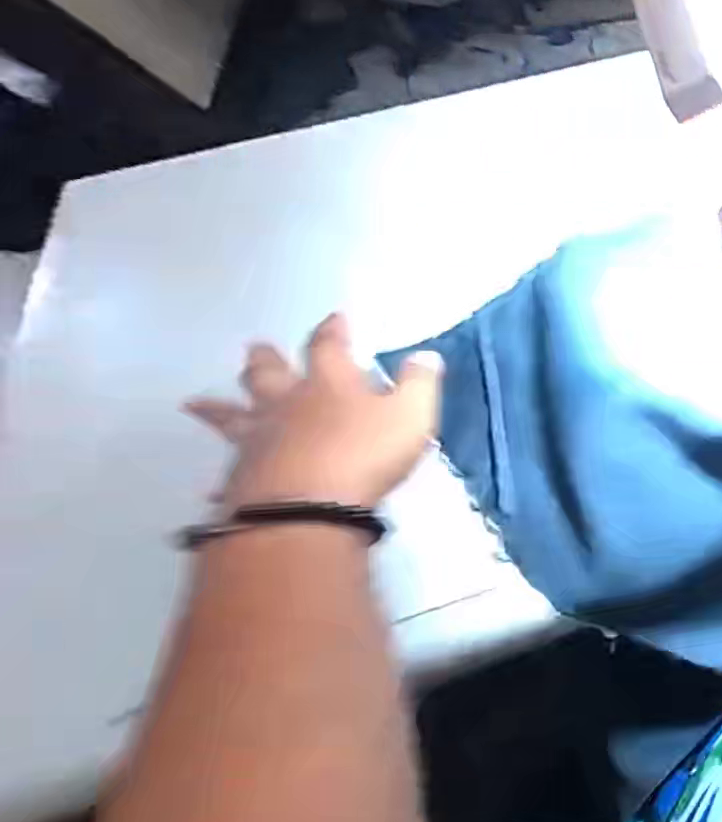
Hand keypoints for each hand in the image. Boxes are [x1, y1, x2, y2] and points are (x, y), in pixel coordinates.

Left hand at [184, 314, 442, 509]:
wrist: (308, 504)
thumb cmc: (368, 451)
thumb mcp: (413, 414)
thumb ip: (420, 384)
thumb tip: (425, 355)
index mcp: (330, 385)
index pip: (329, 348)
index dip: (333, 331)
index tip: (335, 317)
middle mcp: (286, 403)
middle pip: (268, 374)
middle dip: (266, 359)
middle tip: (257, 347)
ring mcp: (258, 437)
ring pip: (233, 415)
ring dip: (218, 407)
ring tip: (196, 403)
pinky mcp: (244, 471)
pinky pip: (232, 464)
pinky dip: (227, 467)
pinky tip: (212, 480)